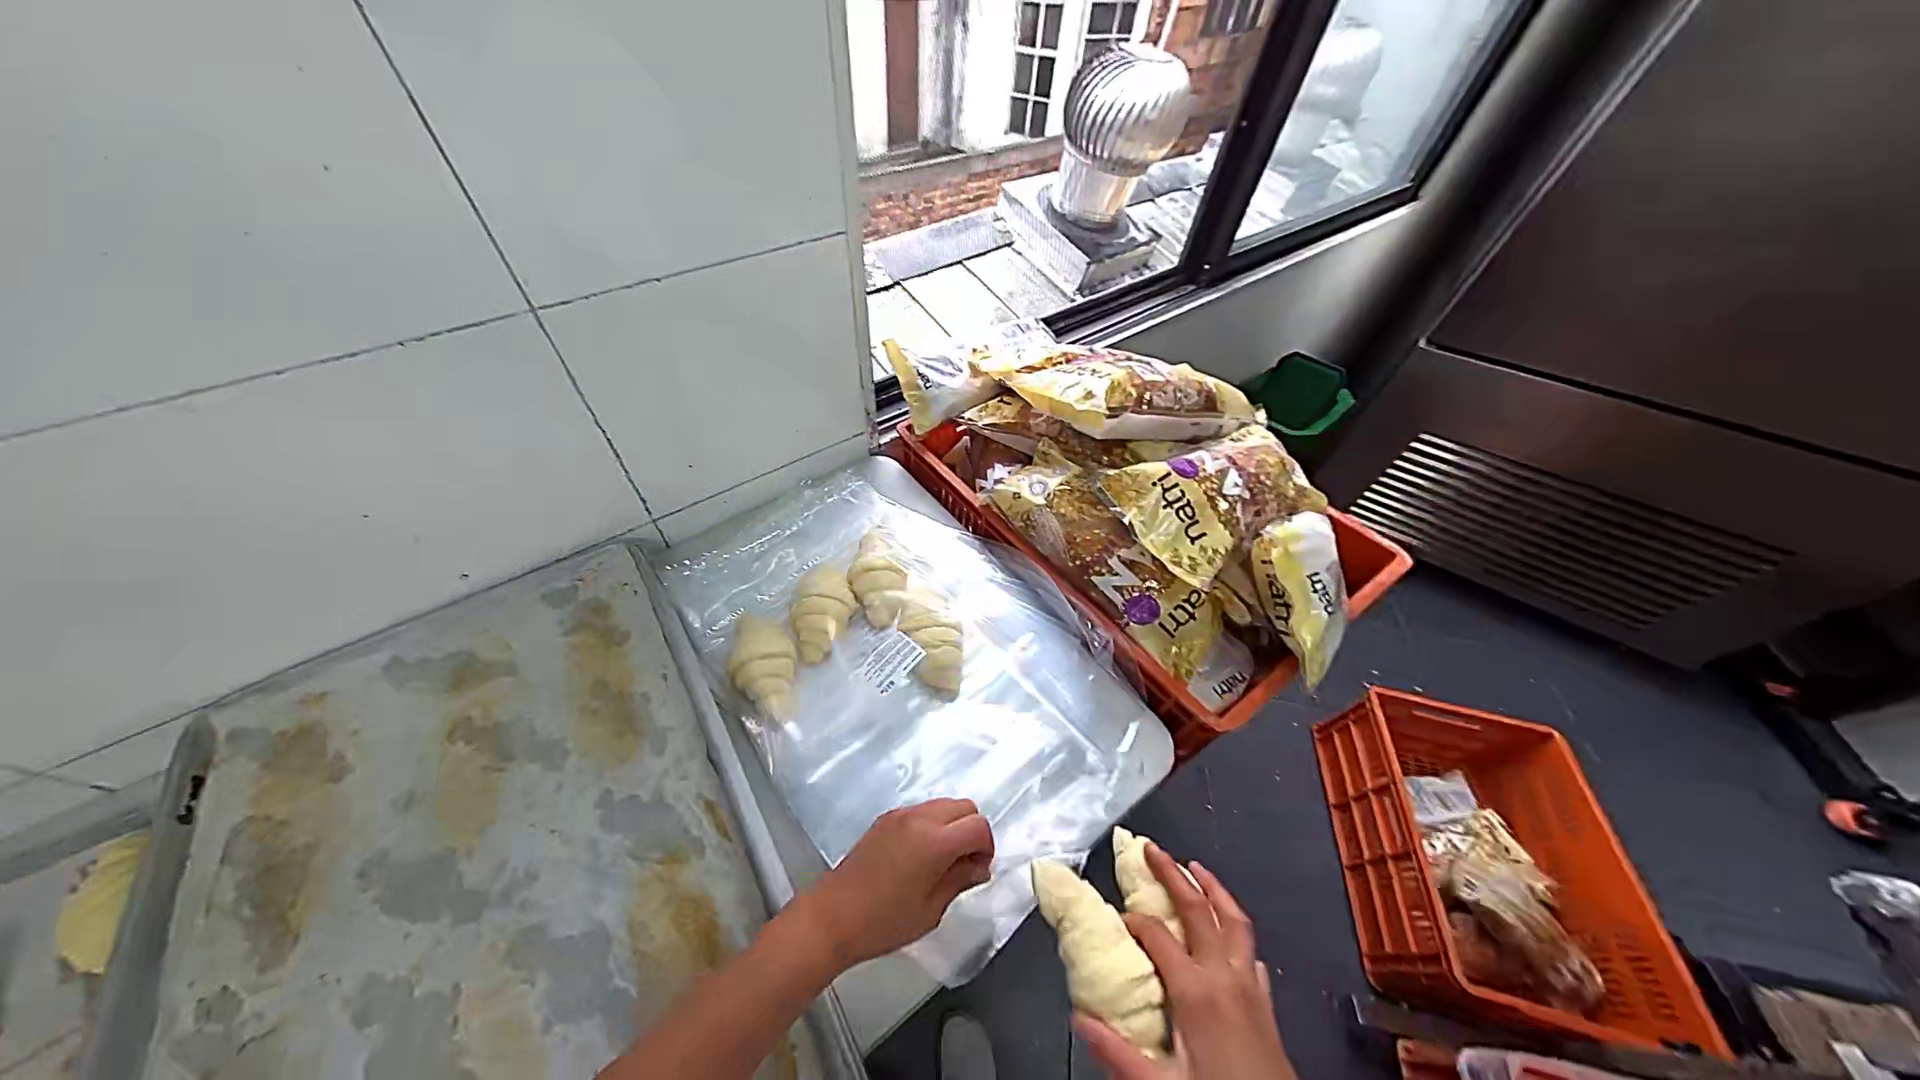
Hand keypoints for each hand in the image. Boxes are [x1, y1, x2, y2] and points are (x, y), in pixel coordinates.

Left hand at [788, 798, 993, 967]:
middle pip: (964, 806)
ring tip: (942, 862)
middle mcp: (919, 818)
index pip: (978, 826)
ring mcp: (900, 815)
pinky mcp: (885, 819)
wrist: (832, 917)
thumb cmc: (883, 922)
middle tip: (965, 865)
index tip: (978, 870)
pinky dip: (932, 824)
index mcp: (934, 842)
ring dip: (952, 826)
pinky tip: (921, 856)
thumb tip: (979, 867)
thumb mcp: (931, 910)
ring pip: (943, 804)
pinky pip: (921, 810)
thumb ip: (960, 881)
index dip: (986, 847)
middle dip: (972, 831)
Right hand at [1073, 843, 1294, 1079]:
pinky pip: (1251, 950)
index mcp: (1196, 990)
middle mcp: (1225, 977)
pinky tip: (1228, 931)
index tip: (1116, 920)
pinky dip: (1235, 929)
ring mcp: (1250, 985)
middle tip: (1151, 849)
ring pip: (1233, 920)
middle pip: (1197, 909)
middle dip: (1172, 874)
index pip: (1157, 935)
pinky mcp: (1266, 1002)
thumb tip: (1080, 1018)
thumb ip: (1116, 1051)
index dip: (1133, 921)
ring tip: (1194, 867)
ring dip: (1212, 888)